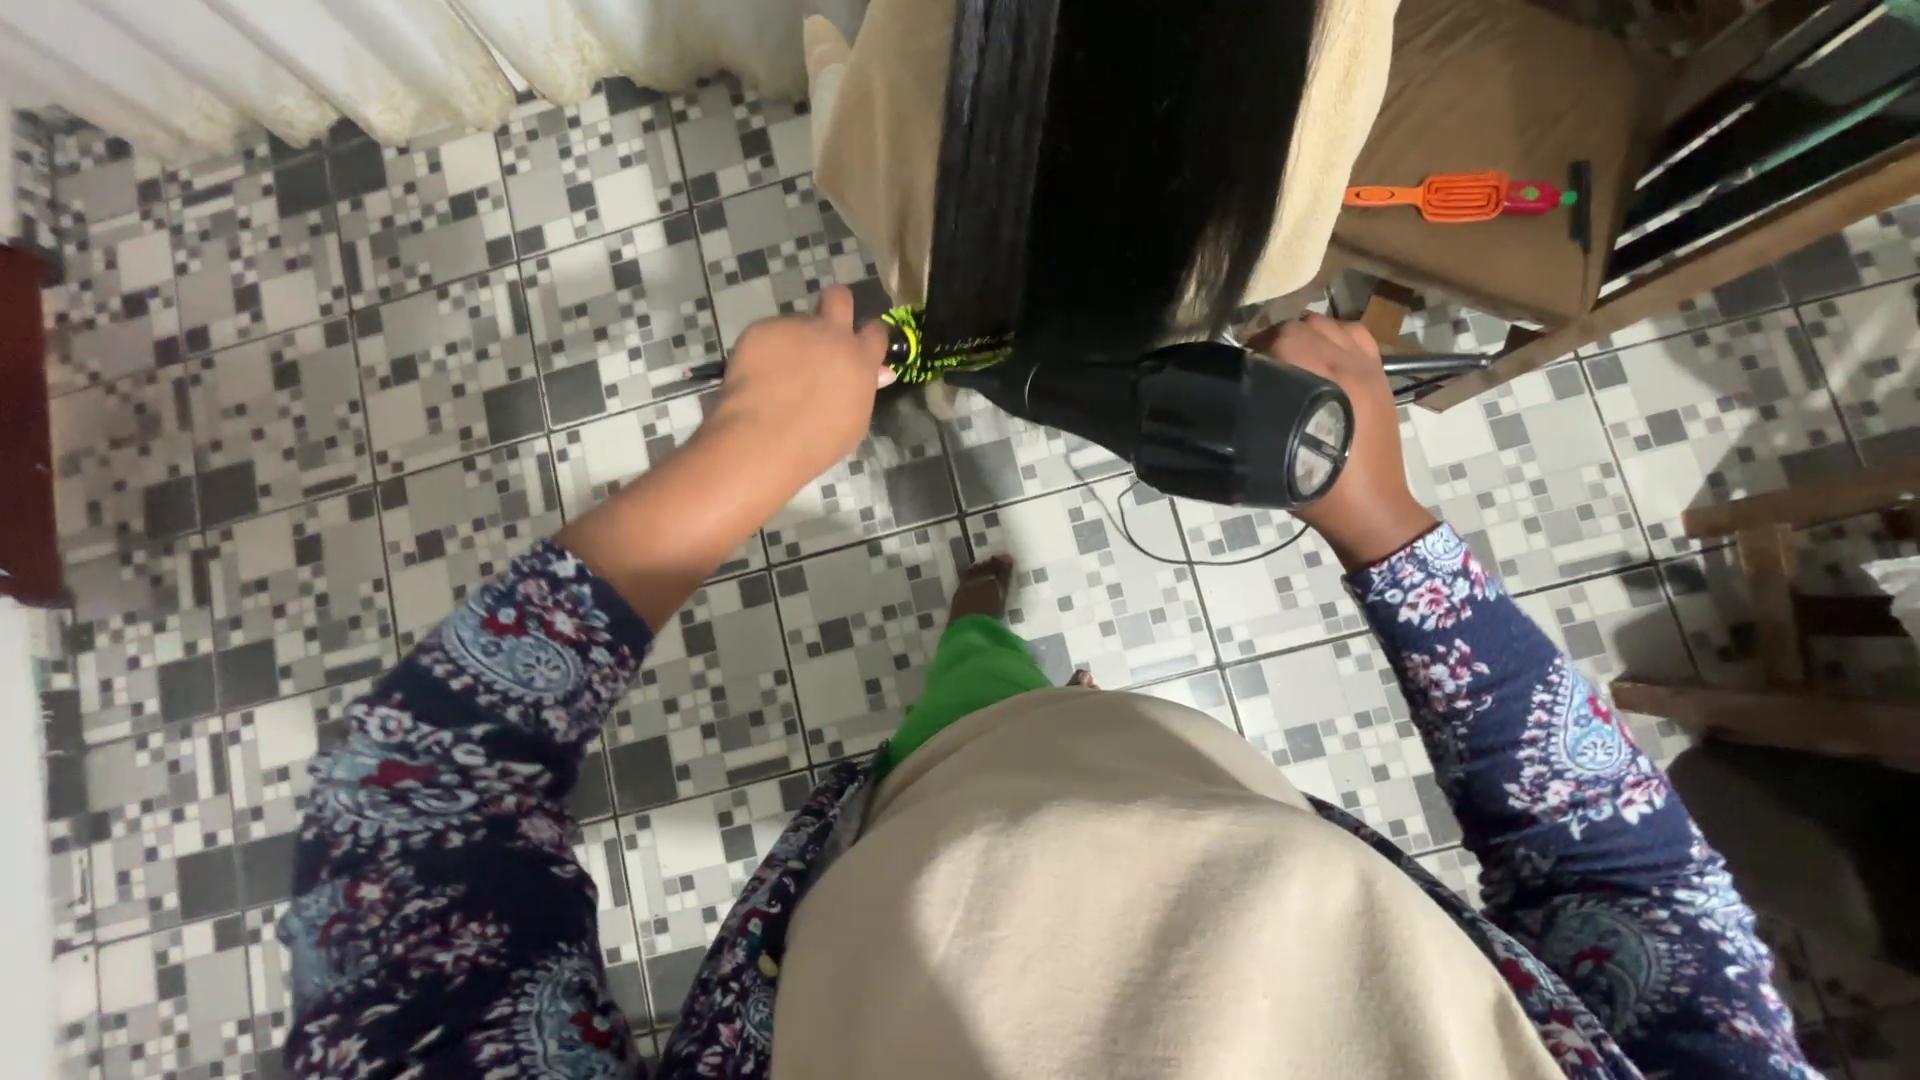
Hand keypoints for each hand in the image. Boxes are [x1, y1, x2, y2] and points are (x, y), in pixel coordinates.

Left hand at [700, 285, 892, 485]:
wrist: (765, 439)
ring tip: (778, 375)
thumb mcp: (854, 421)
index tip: (861, 344)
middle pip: (840, 297)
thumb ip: (865, 389)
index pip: (876, 330)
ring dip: (793, 342)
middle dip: (837, 305)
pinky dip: (764, 352)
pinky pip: (767, 335)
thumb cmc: (818, 442)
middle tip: (824, 329)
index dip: (870, 335)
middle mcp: (831, 334)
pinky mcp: (762, 329)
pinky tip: (757, 376)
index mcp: (859, 358)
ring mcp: (795, 328)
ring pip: (797, 324)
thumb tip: (881, 372)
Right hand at [1250, 315, 1435, 569]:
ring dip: (1306, 334)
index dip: (1256, 346)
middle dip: (1277, 338)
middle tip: (1260, 365)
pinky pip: (1357, 338)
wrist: (1372, 509)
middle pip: (1307, 325)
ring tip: (1288, 359)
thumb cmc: (1319, 491)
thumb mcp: (1275, 459)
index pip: (1284, 337)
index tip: (1241, 367)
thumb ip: (1259, 419)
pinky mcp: (1381, 377)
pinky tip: (1320, 358)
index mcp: (1327, 384)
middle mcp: (1352, 367)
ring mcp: (1371, 369)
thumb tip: (1236, 393)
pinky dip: (1335, 337)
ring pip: (1332, 325)